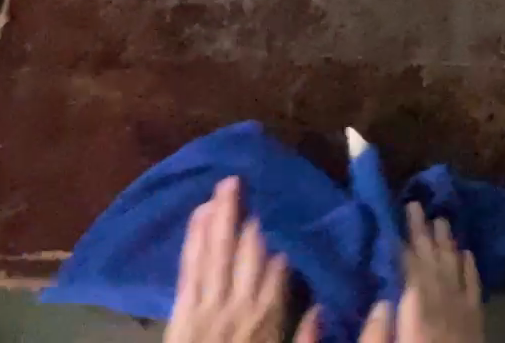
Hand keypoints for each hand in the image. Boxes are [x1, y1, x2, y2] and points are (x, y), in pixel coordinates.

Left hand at [166, 177, 318, 342]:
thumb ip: (304, 341)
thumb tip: (321, 309)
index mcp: (267, 322)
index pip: (278, 271)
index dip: (279, 242)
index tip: (281, 214)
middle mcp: (239, 307)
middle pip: (245, 253)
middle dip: (243, 215)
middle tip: (241, 178)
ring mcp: (208, 308)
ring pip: (216, 253)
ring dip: (219, 217)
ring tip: (222, 185)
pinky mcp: (183, 315)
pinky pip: (189, 270)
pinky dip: (194, 239)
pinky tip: (197, 214)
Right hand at [359, 202, 483, 342]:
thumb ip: (378, 331)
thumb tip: (380, 302)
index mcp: (415, 308)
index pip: (408, 265)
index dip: (402, 239)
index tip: (396, 215)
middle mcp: (441, 302)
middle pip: (431, 260)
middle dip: (423, 231)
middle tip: (416, 204)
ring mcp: (462, 310)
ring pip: (454, 268)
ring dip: (446, 242)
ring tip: (441, 219)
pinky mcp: (477, 323)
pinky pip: (475, 288)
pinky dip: (471, 268)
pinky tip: (467, 252)